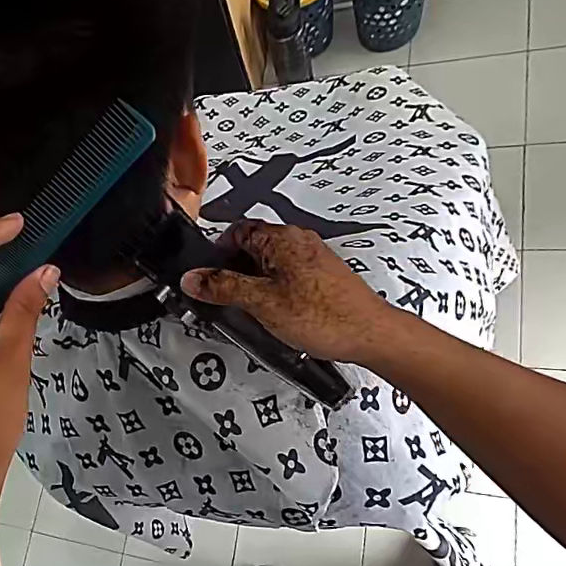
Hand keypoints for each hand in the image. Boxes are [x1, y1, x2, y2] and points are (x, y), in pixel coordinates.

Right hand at [180, 219, 407, 363]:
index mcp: (282, 238)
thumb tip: (195, 279)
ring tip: (254, 312)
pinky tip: (279, 318)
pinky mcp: (324, 279)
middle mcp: (300, 242)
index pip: (236, 231)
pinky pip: (290, 279)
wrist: (370, 334)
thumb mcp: (261, 303)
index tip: (207, 275)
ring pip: (272, 266)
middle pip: (253, 248)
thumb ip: (224, 288)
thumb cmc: (328, 316)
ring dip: (257, 286)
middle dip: (236, 273)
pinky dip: (278, 294)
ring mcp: (315, 260)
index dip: (217, 253)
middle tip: (226, 297)